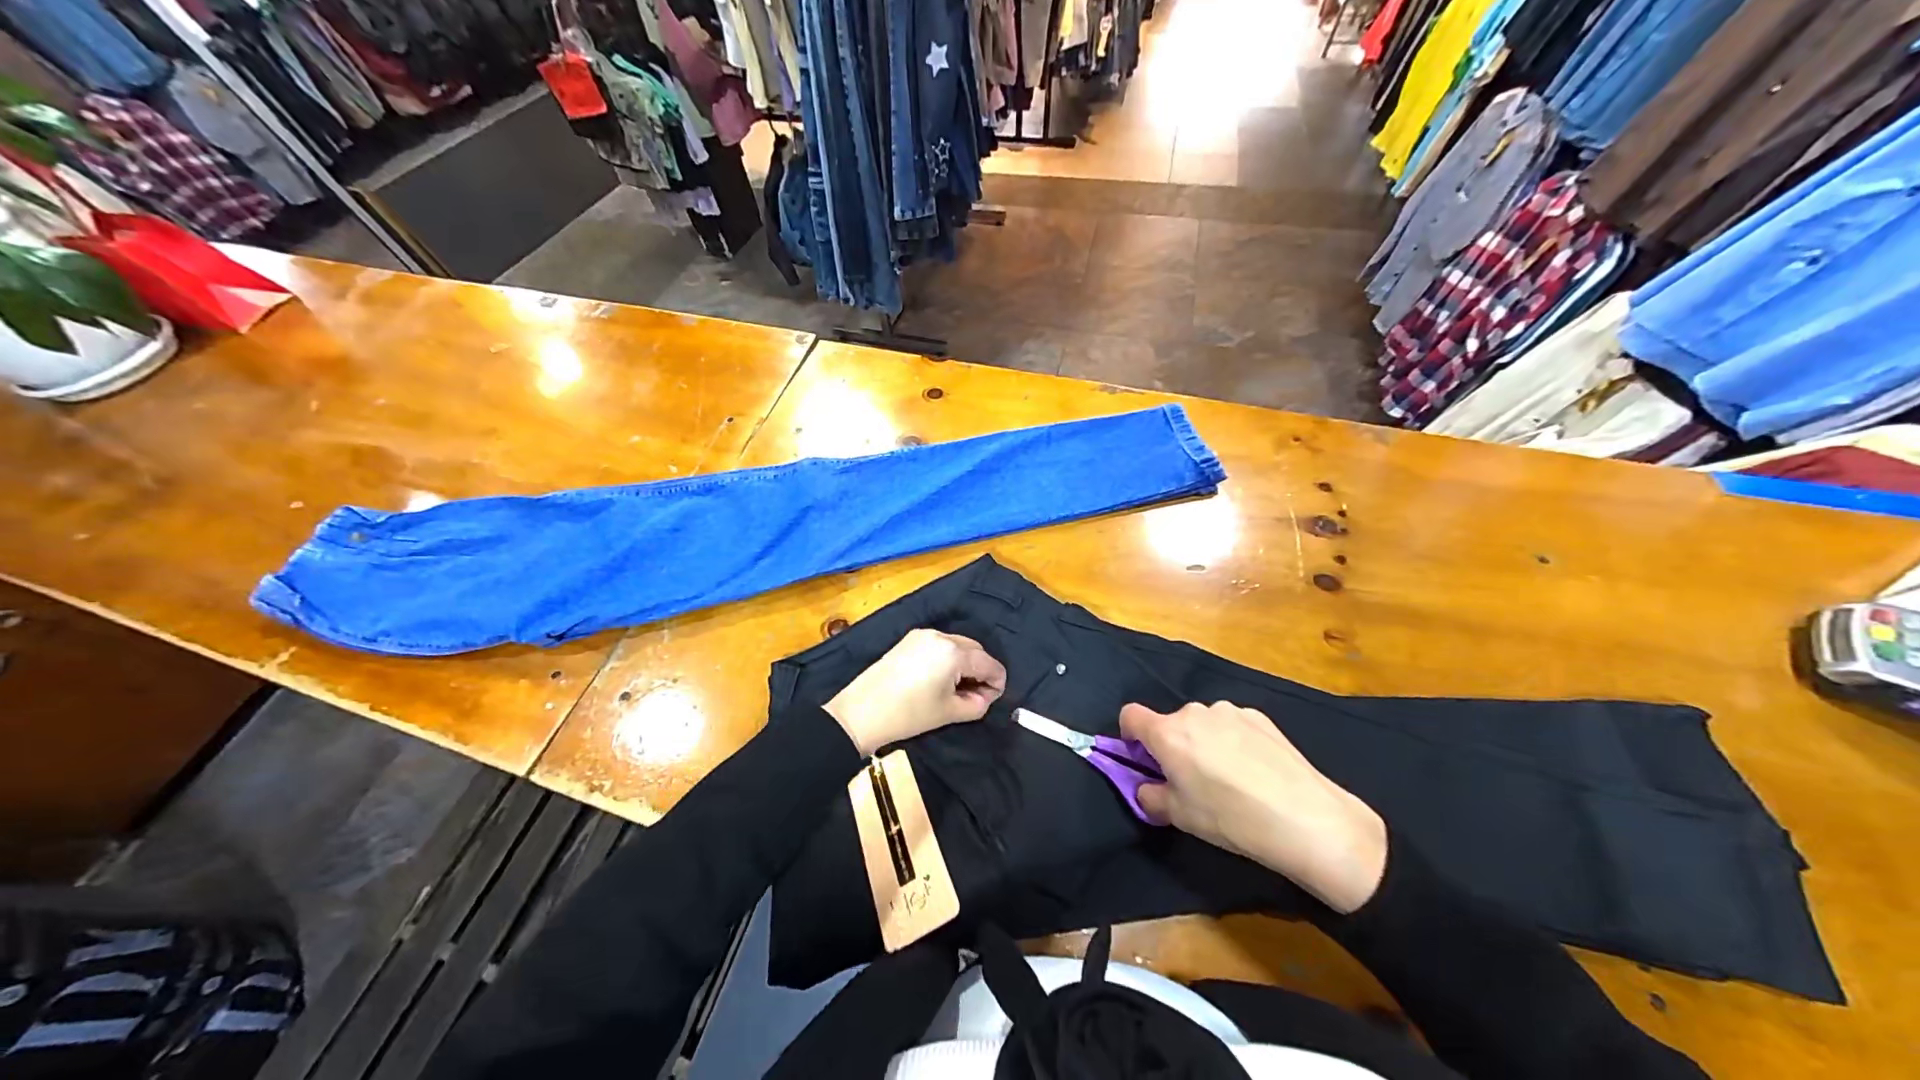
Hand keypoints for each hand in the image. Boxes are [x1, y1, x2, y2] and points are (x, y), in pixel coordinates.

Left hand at [824, 629, 1007, 755]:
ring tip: (957, 690)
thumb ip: (976, 705)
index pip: (990, 664)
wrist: (862, 712)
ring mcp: (922, 635)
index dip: (997, 683)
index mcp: (954, 652)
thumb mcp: (949, 713)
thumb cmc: (909, 714)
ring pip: (957, 645)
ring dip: (965, 664)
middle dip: (981, 671)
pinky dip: (947, 658)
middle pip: (975, 650)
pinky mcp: (908, 640)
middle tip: (976, 697)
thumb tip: (984, 698)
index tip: (991, 701)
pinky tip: (939, 679)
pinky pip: (939, 645)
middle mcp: (941, 636)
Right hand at [1121, 701, 1387, 913]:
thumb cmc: (1230, 819)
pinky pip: (1232, 725)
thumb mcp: (1180, 817)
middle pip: (1170, 723)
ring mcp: (1230, 711)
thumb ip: (1151, 796)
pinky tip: (1255, 772)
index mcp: (1167, 733)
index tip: (1146, 762)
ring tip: (1230, 779)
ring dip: (1205, 742)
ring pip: (1203, 723)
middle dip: (1174, 746)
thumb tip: (1149, 787)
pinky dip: (1234, 742)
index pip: (1130, 716)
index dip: (1131, 737)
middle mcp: (1195, 713)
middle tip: (1192, 781)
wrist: (1304, 818)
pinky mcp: (1261, 717)